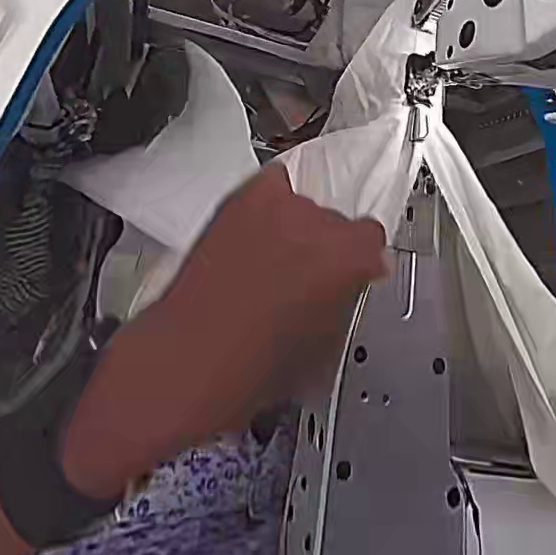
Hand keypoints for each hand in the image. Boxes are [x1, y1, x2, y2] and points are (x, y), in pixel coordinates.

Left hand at [62, 165, 386, 494]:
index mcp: (348, 257)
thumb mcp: (322, 343)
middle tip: (302, 276)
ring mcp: (278, 207)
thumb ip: (345, 297)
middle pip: (338, 221)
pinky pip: (270, 186)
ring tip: (268, 259)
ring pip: (303, 206)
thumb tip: (348, 282)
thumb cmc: (251, 369)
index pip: (373, 238)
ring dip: (294, 228)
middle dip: (325, 246)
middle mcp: (318, 222)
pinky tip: (256, 231)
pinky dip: (268, 204)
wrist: (182, 363)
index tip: (350, 271)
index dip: (361, 259)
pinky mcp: (241, 199)